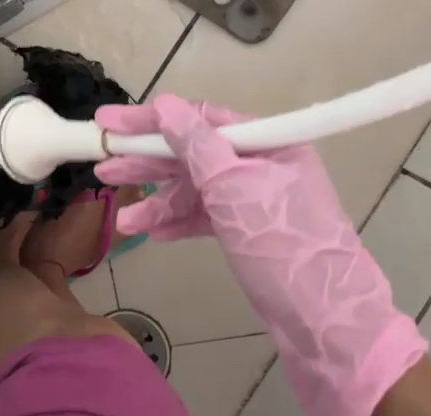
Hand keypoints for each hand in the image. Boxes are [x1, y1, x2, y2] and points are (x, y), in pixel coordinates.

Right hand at [93, 95, 429, 415]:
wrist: (327, 327)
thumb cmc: (282, 245)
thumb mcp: (233, 187)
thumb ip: (194, 142)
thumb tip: (164, 103)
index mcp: (265, 142)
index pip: (197, 118)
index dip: (150, 119)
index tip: (108, 122)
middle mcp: (258, 163)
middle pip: (190, 152)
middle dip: (146, 161)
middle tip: (103, 164)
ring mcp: (252, 199)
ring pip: (192, 186)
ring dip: (155, 199)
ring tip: (120, 212)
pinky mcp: (246, 230)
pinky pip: (202, 215)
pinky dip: (176, 221)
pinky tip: (147, 230)